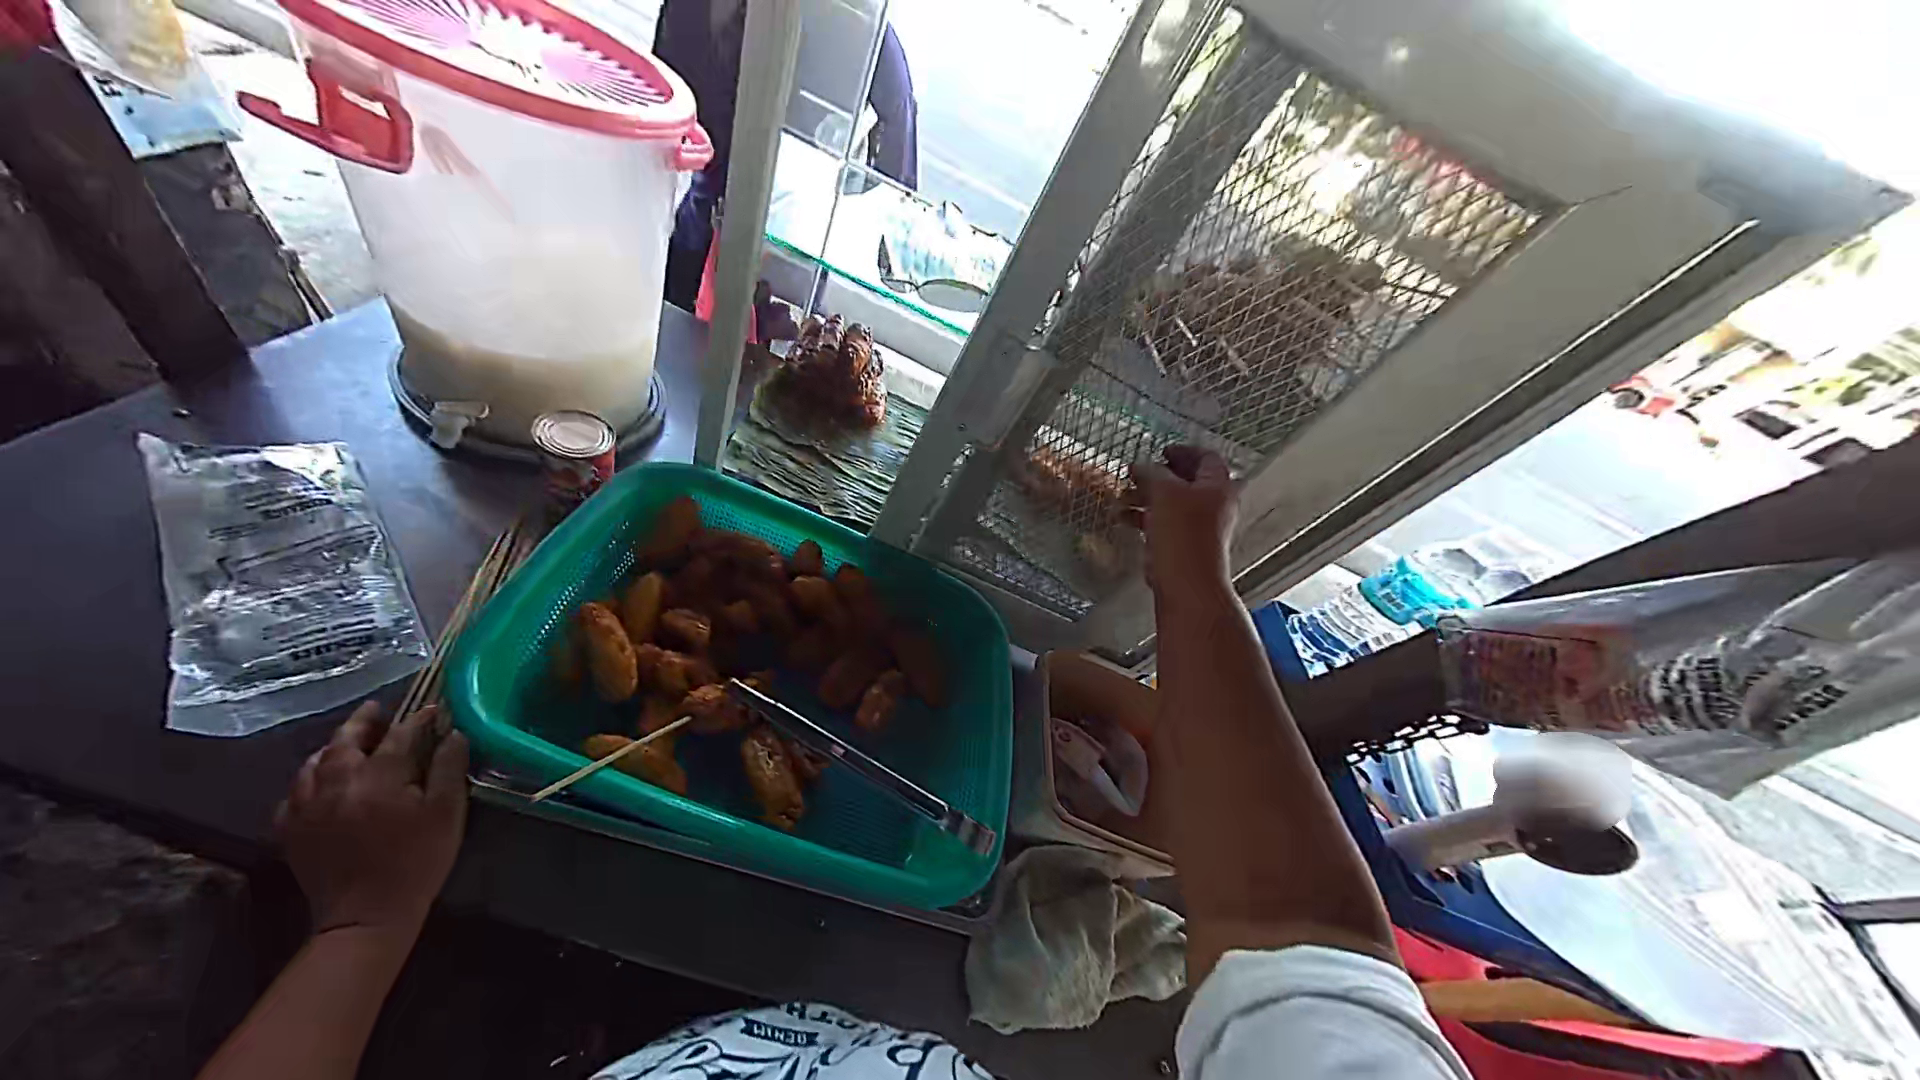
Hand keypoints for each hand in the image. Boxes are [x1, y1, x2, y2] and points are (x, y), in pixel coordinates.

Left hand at [277, 702, 468, 937]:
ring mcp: (306, 809)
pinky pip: (294, 793)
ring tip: (350, 741)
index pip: (399, 735)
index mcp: (378, 778)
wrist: (367, 915)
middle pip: (344, 742)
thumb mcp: (447, 810)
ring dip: (333, 747)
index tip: (436, 710)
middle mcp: (335, 786)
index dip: (419, 719)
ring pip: (313, 764)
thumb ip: (449, 767)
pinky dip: (309, 778)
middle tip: (378, 710)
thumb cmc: (418, 858)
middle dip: (363, 722)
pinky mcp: (291, 831)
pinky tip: (322, 781)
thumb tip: (453, 733)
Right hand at [1130, 445, 1237, 595]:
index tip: (1161, 450)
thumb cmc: (1183, 534)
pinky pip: (1162, 523)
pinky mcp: (1182, 544)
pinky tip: (1123, 518)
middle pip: (1185, 481)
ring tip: (1123, 495)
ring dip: (1145, 496)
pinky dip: (1143, 517)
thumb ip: (1151, 472)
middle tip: (1137, 472)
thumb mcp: (1164, 492)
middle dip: (1157, 475)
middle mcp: (1212, 505)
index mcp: (1217, 487)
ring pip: (1170, 503)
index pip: (1205, 457)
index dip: (1182, 450)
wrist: (1185, 582)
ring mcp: (1198, 526)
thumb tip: (1140, 465)